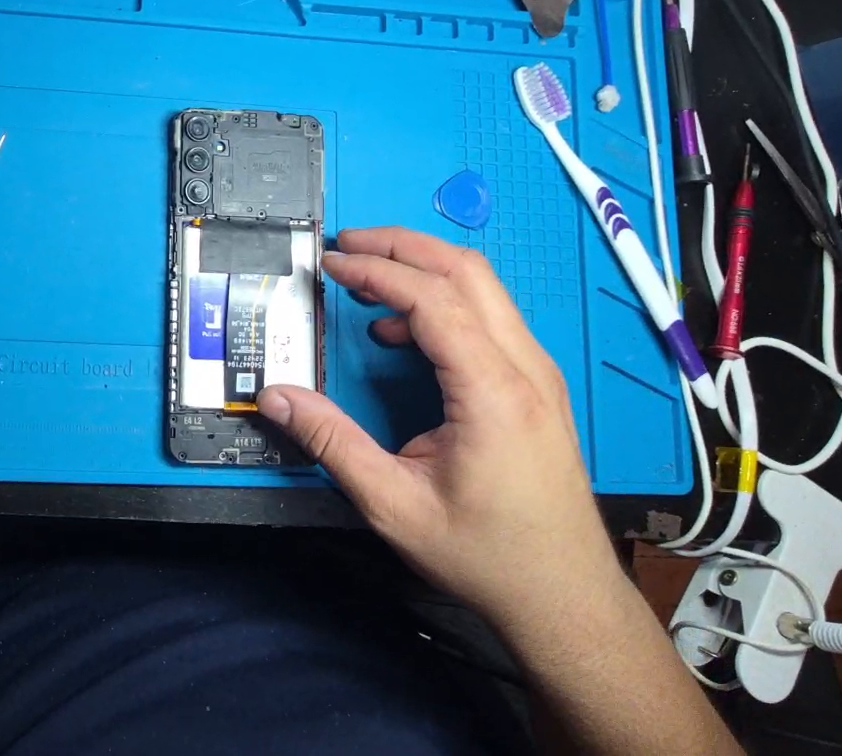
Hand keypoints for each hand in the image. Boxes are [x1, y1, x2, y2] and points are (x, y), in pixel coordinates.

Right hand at [257, 227, 625, 634]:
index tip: (331, 263)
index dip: (377, 270)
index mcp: (492, 390)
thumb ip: (331, 443)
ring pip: (483, 288)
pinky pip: (488, 317)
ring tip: (365, 282)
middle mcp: (525, 367)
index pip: (433, 297)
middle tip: (347, 247)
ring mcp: (537, 373)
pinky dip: (441, 303)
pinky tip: (400, 332)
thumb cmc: (485, 554)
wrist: (565, 596)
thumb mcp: (393, 504)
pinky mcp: (536, 384)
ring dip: (423, 269)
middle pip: (466, 271)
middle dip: (403, 245)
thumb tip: (277, 396)